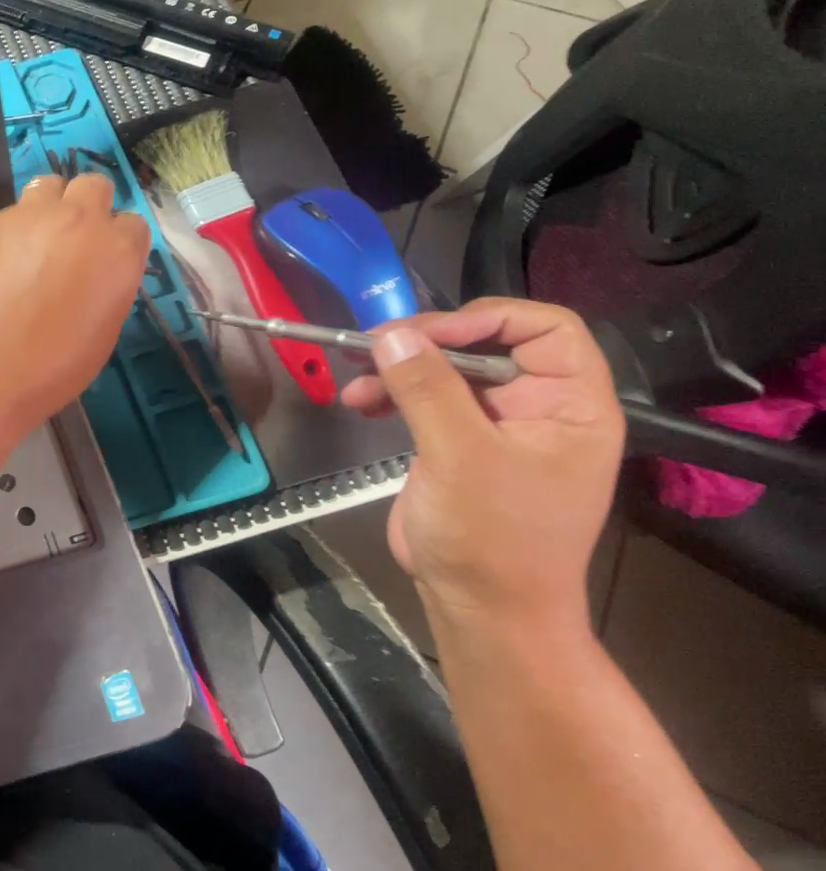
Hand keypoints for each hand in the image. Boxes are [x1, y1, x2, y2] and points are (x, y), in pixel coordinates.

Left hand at [0, 172, 148, 437]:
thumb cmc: (51, 370)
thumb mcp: (103, 333)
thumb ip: (109, 286)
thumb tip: (99, 272)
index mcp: (117, 252)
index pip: (133, 223)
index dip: (119, 242)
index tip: (105, 261)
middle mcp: (78, 222)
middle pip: (94, 186)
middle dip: (90, 207)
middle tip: (75, 242)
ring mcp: (30, 217)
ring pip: (51, 185)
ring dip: (52, 204)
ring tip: (39, 239)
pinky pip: (13, 212)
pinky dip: (17, 227)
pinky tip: (4, 260)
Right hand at [341, 298, 625, 633]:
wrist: (479, 606)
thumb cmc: (492, 535)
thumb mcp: (460, 456)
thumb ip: (427, 389)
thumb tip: (391, 334)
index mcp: (569, 405)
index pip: (546, 329)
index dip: (487, 318)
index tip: (426, 334)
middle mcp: (537, 408)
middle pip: (485, 345)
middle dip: (426, 344)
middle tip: (372, 347)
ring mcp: (494, 427)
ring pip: (445, 372)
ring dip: (398, 369)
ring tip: (355, 381)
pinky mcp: (455, 445)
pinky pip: (424, 400)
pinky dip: (390, 394)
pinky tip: (360, 402)